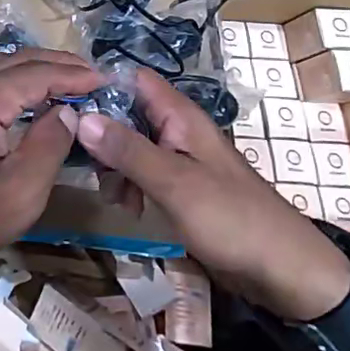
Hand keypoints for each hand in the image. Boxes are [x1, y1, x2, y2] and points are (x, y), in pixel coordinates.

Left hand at [0, 50, 102, 279]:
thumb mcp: (21, 192)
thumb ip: (50, 144)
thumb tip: (69, 110)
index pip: (37, 74)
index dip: (75, 76)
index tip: (109, 82)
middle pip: (19, 60)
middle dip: (60, 64)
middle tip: (97, 77)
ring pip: (2, 65)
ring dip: (39, 68)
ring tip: (73, 81)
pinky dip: (19, 78)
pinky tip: (37, 96)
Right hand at [76, 68, 349, 320]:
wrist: (282, 270)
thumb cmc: (231, 219)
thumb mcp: (175, 183)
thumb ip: (129, 150)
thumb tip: (82, 116)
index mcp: (180, 116)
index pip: (133, 80)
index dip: (100, 85)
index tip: (67, 107)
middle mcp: (178, 129)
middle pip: (126, 113)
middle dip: (101, 134)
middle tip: (86, 164)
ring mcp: (179, 158)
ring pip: (131, 144)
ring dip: (113, 164)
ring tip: (111, 194)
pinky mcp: (180, 185)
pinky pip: (143, 172)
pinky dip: (129, 183)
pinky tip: (128, 206)